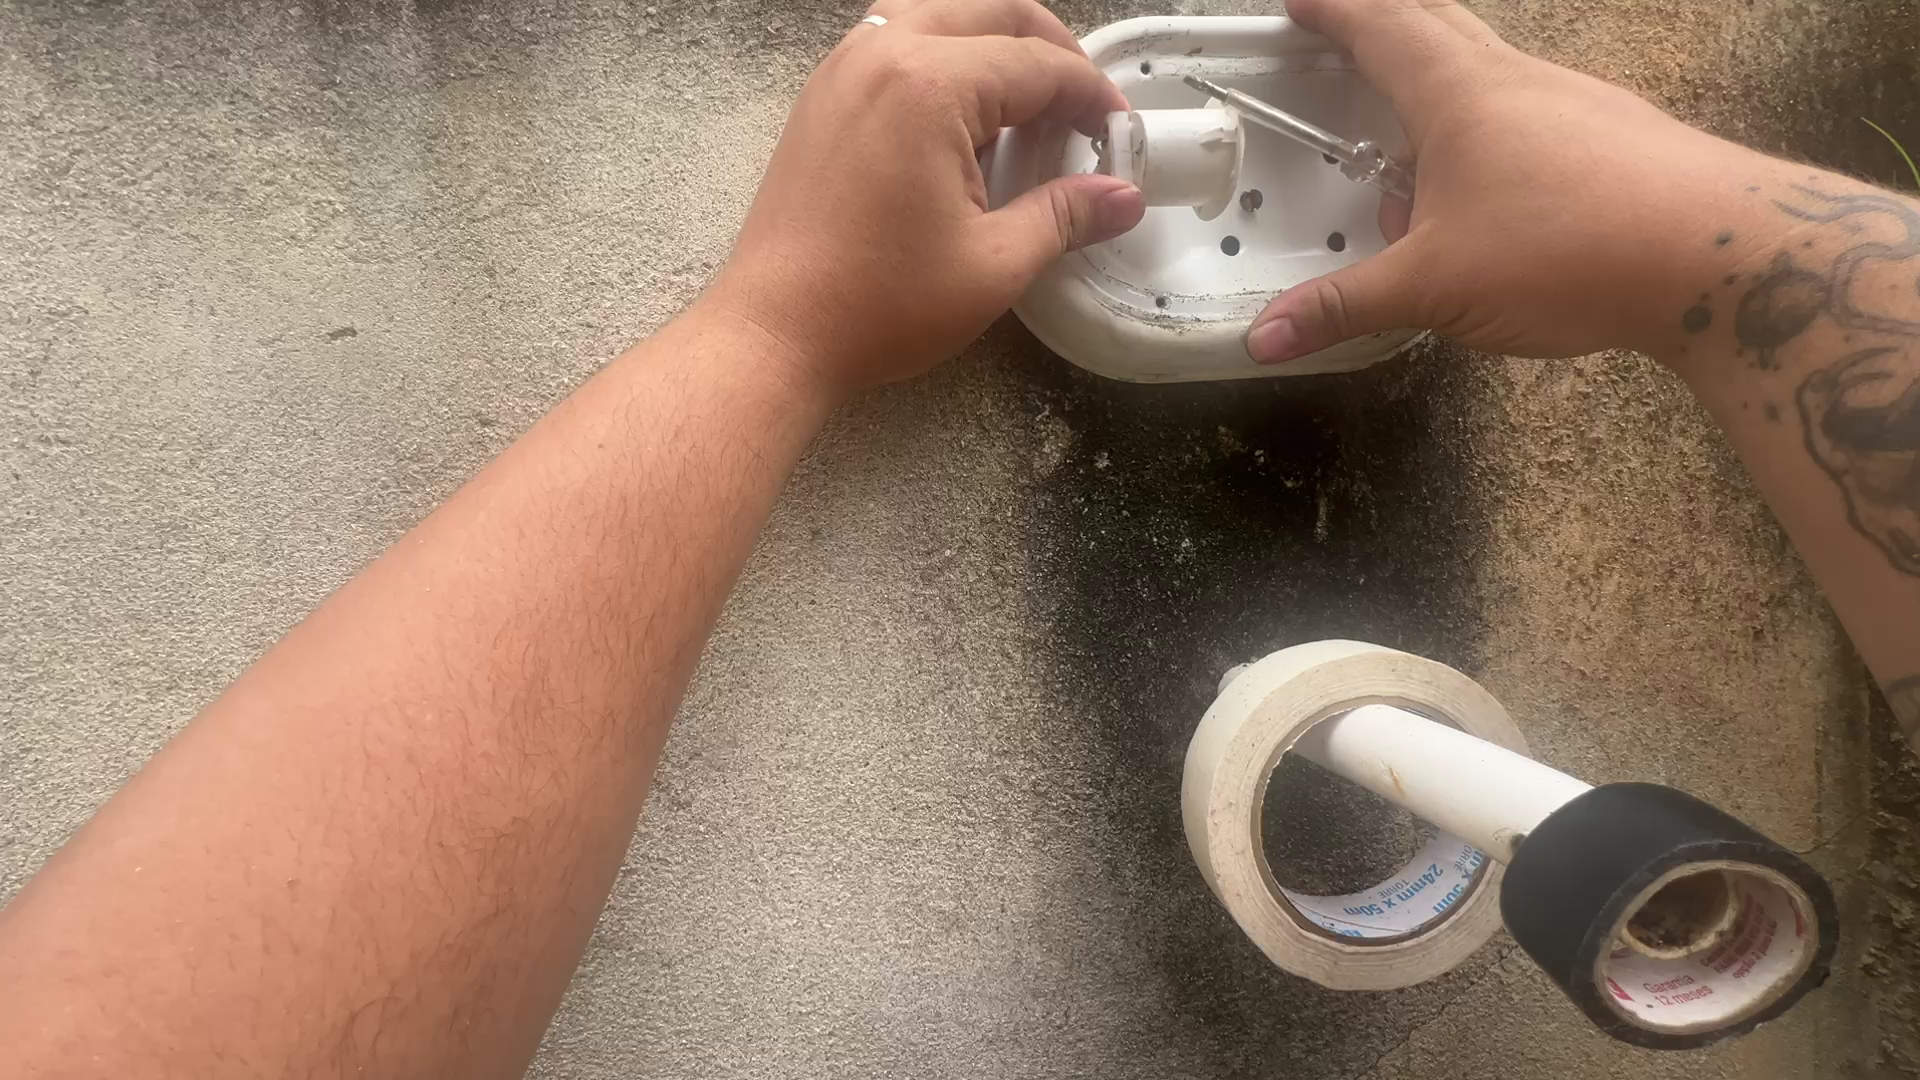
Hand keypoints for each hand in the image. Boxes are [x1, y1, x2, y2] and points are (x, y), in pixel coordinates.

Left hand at [707, 0, 1145, 398]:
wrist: (775, 336)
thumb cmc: (881, 307)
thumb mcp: (992, 268)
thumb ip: (1064, 218)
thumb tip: (1125, 197)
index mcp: (929, 84)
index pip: (1036, 65)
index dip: (1090, 97)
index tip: (1118, 135)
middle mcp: (882, 52)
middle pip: (991, 15)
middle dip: (1051, 56)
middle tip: (1081, 114)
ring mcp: (841, 71)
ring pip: (939, 20)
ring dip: (993, 52)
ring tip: (1024, 113)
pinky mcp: (820, 101)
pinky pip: (895, 49)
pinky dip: (943, 67)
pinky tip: (958, 127)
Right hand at [1247, 0, 1786, 363]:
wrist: (1721, 261)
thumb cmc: (1566, 250)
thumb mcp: (1430, 287)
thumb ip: (1339, 308)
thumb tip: (1260, 340)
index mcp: (1466, 100)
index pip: (1389, 30)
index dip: (1339, 10)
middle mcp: (1520, 86)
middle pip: (1441, 31)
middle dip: (1384, 27)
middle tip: (1342, 39)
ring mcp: (1569, 108)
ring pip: (1479, 83)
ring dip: (1426, 106)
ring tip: (1393, 170)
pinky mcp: (1600, 143)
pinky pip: (1515, 124)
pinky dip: (1469, 146)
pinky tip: (1466, 203)